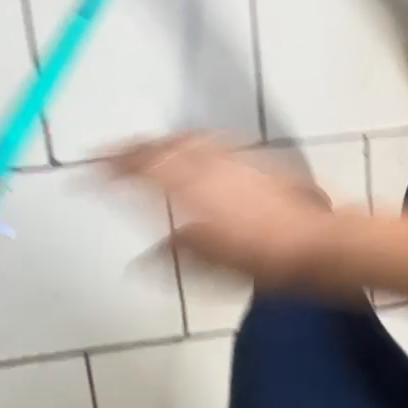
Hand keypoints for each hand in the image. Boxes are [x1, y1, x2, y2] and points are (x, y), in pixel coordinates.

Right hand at [105, 134, 341, 285]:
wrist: (316, 243)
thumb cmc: (263, 260)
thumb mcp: (213, 267)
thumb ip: (178, 253)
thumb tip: (150, 255)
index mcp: (191, 191)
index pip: (142, 171)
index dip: (112, 168)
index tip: (92, 170)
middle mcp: (209, 168)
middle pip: (162, 148)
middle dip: (132, 149)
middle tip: (111, 153)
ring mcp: (234, 160)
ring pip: (187, 141)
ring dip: (161, 143)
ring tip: (146, 147)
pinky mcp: (255, 161)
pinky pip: (213, 142)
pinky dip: (191, 142)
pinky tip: (195, 147)